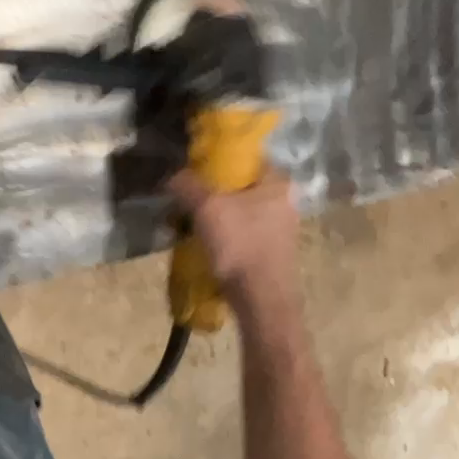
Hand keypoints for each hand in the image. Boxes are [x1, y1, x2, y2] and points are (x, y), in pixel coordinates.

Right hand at [168, 170, 300, 335]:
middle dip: (211, 192)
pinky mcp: (272, 252)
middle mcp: (286, 202)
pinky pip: (242, 234)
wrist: (262, 300)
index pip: (246, 158)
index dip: (218, 160)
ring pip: (239, 211)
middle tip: (186, 197)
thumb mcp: (205, 207)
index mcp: (279, 182)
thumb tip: (172, 176)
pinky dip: (223, 235)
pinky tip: (203, 244)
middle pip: (240, 187)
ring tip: (187, 223)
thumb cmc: (240, 244)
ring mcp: (281, 229)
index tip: (194, 168)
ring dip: (214, 216)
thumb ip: (187, 184)